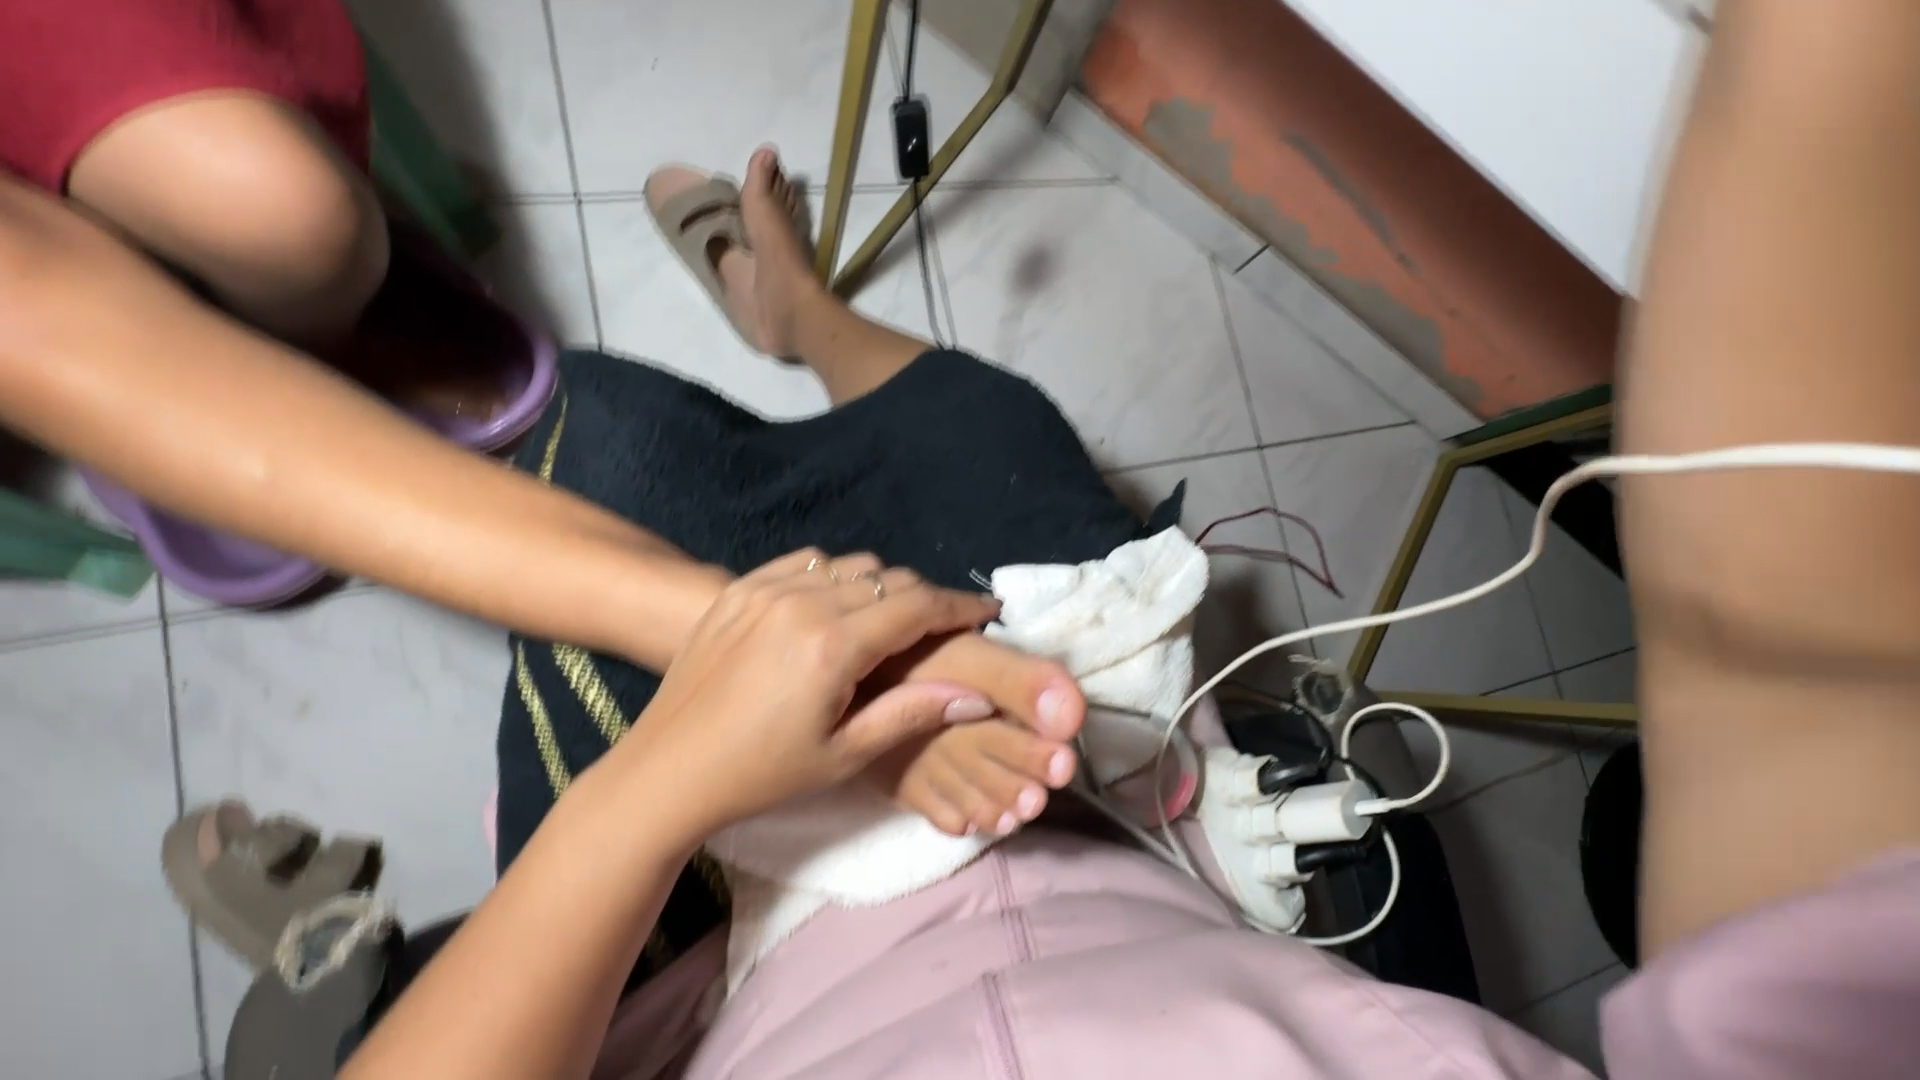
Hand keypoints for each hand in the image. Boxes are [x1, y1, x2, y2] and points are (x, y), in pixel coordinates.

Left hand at [617, 548, 1007, 833]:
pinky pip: (806, 562)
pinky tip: (836, 605)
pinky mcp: (739, 588)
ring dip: (880, 586)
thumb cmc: (762, 774)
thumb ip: (912, 713)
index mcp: (831, 645)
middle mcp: (801, 602)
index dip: (960, 606)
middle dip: (924, 599)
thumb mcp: (845, 754)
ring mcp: (765, 589)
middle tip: (940, 629)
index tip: (988, 610)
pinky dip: (834, 575)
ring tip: (888, 621)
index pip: (916, 606)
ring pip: (849, 565)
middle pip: (888, 579)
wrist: (668, 770)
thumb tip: (976, 693)